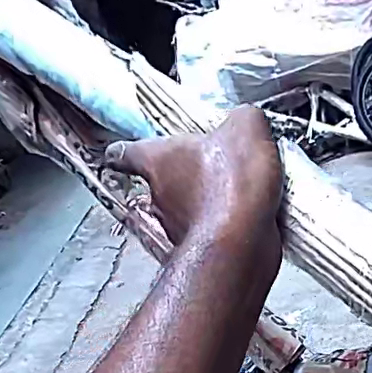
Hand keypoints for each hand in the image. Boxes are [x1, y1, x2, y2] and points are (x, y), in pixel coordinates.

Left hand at [107, 107, 284, 256]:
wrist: (242, 242)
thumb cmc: (230, 183)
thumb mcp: (246, 128)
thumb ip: (242, 119)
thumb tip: (246, 121)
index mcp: (158, 160)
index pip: (126, 153)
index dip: (125, 152)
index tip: (120, 154)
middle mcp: (159, 198)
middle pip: (162, 183)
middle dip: (183, 178)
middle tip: (211, 170)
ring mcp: (177, 231)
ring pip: (186, 213)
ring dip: (206, 206)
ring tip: (238, 197)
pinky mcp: (203, 253)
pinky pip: (213, 235)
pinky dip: (227, 229)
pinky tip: (251, 221)